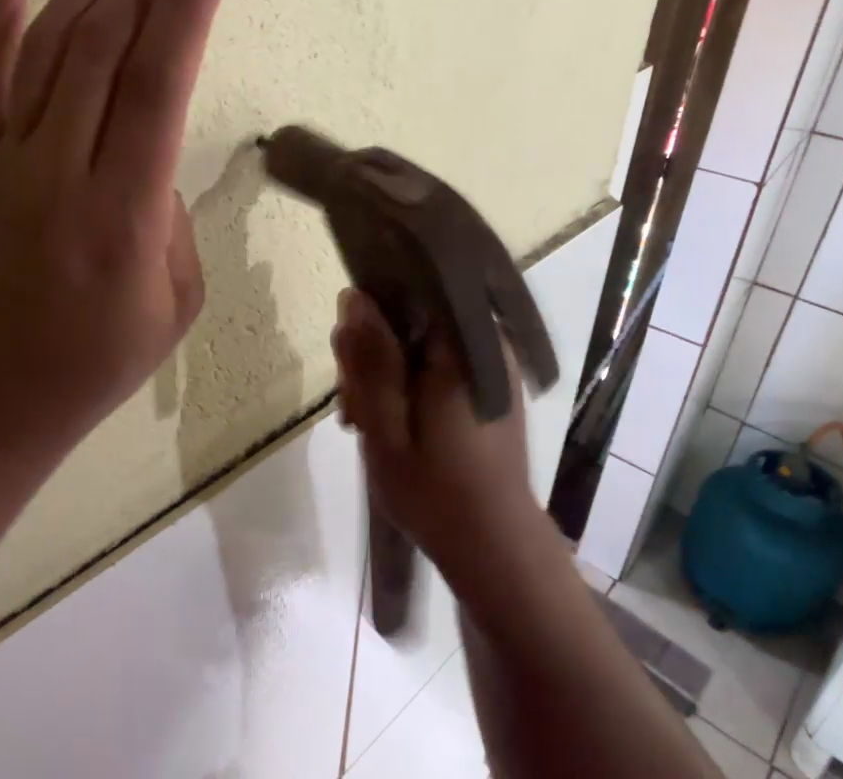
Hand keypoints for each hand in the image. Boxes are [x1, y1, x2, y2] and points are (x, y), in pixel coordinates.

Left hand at [0, 0, 231, 439]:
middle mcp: (64, 169)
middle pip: (107, 46)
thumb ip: (173, 220)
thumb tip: (153, 163)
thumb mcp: (174, 306)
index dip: (189, 3)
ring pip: (53, 49)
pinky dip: (0, 27)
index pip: (161, 81)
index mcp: (124, 210)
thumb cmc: (93, 367)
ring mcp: (15, 164)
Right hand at [332, 288, 541, 570]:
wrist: (494, 549)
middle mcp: (486, 344)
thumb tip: (353, 297)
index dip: (368, 321)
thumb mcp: (385, 425)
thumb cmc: (435, 491)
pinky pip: (436, 368)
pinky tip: (388, 427)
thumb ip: (370, 360)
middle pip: (410, 321)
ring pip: (418, 347)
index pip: (407, 293)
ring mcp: (491, 367)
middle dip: (373, 357)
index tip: (348, 364)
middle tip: (353, 411)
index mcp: (463, 347)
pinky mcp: (488, 389)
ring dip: (385, 378)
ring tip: (364, 426)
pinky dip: (407, 389)